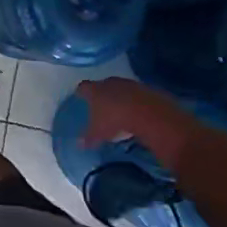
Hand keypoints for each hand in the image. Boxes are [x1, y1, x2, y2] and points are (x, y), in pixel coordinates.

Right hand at [76, 77, 197, 159]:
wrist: (147, 113)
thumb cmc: (115, 121)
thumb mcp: (99, 133)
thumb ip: (88, 138)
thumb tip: (79, 143)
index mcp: (95, 90)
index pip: (83, 87)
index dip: (82, 93)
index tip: (81, 97)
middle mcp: (110, 83)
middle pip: (103, 86)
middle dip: (102, 95)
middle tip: (101, 107)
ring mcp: (129, 84)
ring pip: (121, 89)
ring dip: (120, 97)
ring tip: (121, 111)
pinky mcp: (145, 88)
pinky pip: (136, 94)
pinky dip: (135, 102)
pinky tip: (137, 113)